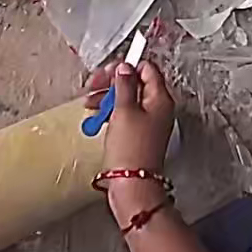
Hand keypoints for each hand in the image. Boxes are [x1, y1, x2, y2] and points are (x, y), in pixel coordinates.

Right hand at [86, 58, 174, 175]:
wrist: (132, 185)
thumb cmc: (130, 149)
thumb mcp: (124, 110)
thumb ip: (124, 85)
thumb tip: (125, 67)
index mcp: (160, 99)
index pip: (147, 69)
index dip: (127, 67)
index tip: (108, 72)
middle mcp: (157, 108)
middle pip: (136, 82)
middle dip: (113, 81)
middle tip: (95, 85)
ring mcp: (148, 121)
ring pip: (128, 97)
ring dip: (108, 96)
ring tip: (91, 102)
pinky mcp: (138, 133)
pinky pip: (125, 113)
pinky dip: (111, 110)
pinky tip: (98, 115)